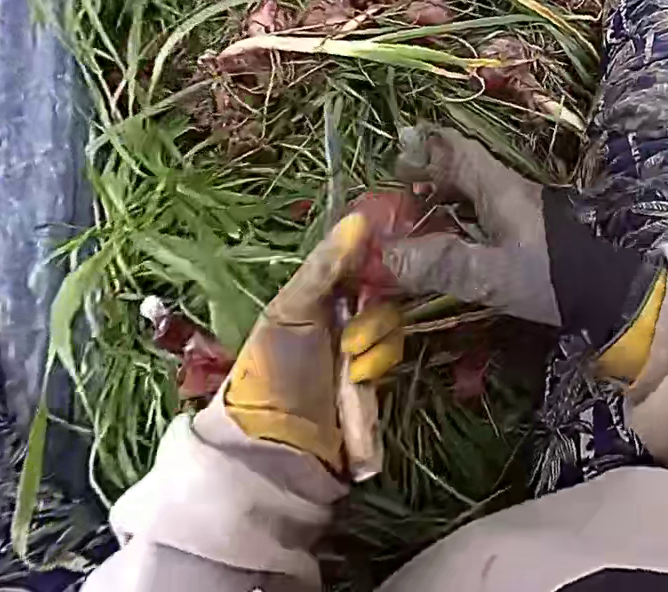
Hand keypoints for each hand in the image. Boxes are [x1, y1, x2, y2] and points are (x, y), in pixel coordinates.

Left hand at [221, 197, 406, 472]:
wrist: (274, 449)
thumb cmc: (272, 372)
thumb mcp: (289, 312)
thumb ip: (325, 266)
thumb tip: (360, 218)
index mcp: (319, 292)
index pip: (363, 258)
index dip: (379, 257)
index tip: (390, 260)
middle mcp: (344, 311)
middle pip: (385, 289)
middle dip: (374, 313)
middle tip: (351, 335)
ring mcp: (362, 342)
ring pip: (393, 320)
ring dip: (376, 342)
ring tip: (350, 366)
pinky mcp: (378, 371)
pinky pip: (396, 351)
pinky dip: (379, 363)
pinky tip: (360, 380)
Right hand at [386, 126, 558, 325]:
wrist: (604, 289)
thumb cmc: (550, 276)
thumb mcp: (493, 276)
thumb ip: (444, 263)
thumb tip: (388, 251)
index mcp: (501, 189)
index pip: (459, 152)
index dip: (426, 146)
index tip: (397, 151)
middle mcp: (510, 190)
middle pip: (464, 168)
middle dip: (427, 174)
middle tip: (393, 191)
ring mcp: (521, 207)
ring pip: (474, 189)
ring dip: (442, 196)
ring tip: (410, 215)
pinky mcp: (527, 227)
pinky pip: (484, 210)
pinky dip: (458, 216)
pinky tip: (446, 239)